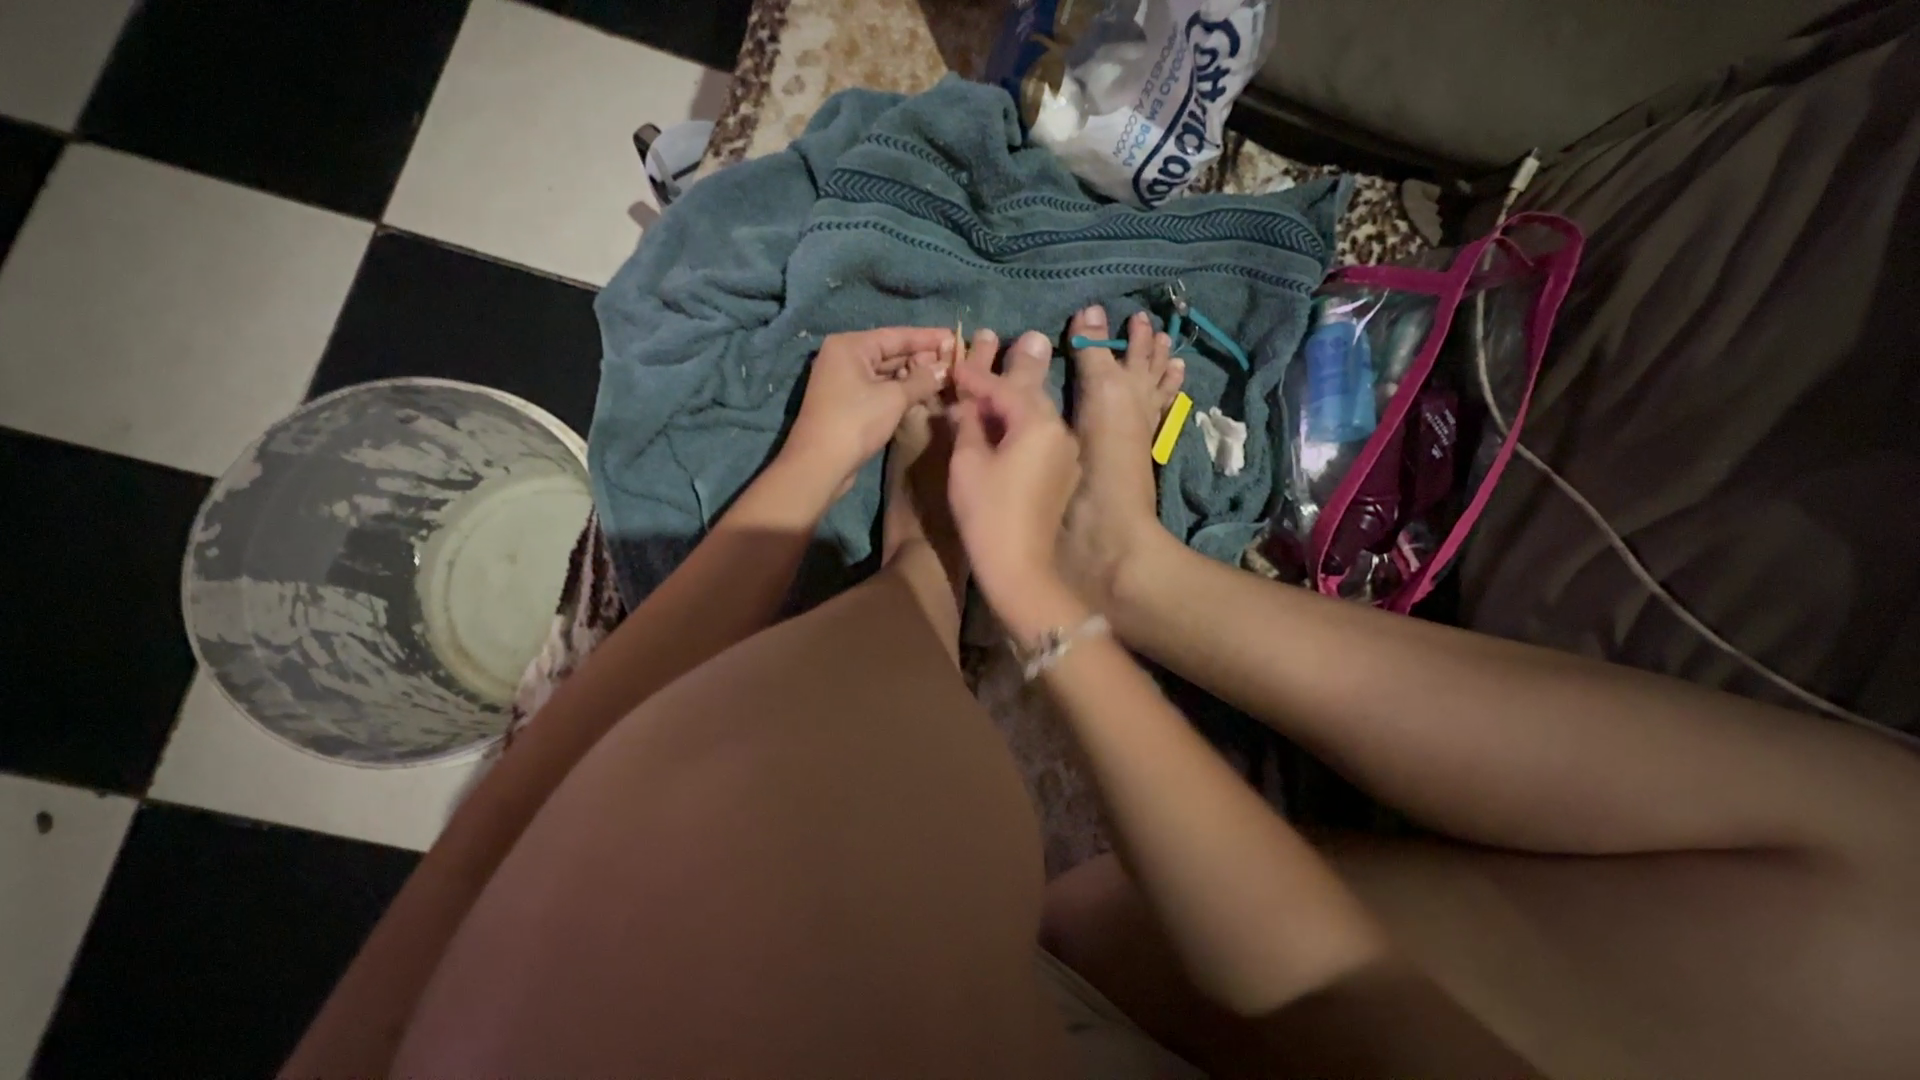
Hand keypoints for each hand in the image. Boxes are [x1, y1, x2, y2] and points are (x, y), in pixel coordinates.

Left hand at [783, 326, 955, 489]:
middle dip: (922, 358)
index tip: (955, 338)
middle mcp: (844, 356)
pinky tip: (923, 393)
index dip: (928, 338)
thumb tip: (945, 368)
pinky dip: (900, 390)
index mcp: (850, 345)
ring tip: (945, 377)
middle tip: (954, 362)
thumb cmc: (855, 422)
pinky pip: (879, 388)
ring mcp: (843, 380)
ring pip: (886, 372)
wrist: (819, 465)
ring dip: (913, 376)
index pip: (897, 335)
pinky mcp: (847, 402)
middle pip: (890, 352)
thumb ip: (922, 379)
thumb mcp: (894, 398)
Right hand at [947, 337, 1081, 611]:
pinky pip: (1041, 440)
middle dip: (999, 384)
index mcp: (1039, 422)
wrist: (1020, 567)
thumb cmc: (988, 512)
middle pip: (1027, 397)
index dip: (975, 378)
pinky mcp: (1065, 476)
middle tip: (977, 367)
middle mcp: (1061, 432)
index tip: (953, 369)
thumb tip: (965, 405)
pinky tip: (999, 432)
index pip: (1003, 389)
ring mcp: (1068, 455)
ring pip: (1035, 419)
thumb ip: (968, 424)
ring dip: (1009, 408)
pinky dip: (1020, 431)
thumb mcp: (968, 462)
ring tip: (982, 399)